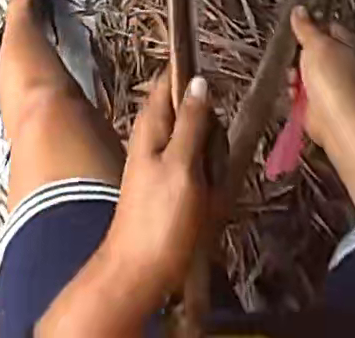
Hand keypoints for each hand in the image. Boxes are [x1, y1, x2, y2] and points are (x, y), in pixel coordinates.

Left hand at [98, 72, 214, 307]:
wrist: (138, 276)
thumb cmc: (160, 219)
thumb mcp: (182, 165)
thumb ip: (192, 121)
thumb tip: (199, 80)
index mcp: (151, 122)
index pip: (170, 78)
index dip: (193, 77)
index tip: (216, 95)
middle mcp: (154, 134)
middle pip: (191, 109)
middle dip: (210, 128)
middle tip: (212, 156)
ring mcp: (162, 159)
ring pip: (199, 140)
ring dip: (212, 158)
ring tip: (210, 185)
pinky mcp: (170, 183)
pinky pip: (198, 167)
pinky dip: (208, 179)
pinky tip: (208, 201)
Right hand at [290, 6, 354, 153]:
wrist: (333, 117)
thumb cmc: (330, 77)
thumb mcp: (315, 43)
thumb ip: (305, 26)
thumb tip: (299, 9)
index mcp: (343, 45)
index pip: (328, 27)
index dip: (313, 24)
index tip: (298, 25)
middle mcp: (337, 63)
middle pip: (311, 48)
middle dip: (298, 52)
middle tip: (292, 52)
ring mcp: (327, 82)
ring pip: (302, 69)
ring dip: (294, 73)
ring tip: (294, 77)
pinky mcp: (315, 100)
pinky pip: (299, 89)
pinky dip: (294, 91)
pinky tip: (294, 92)